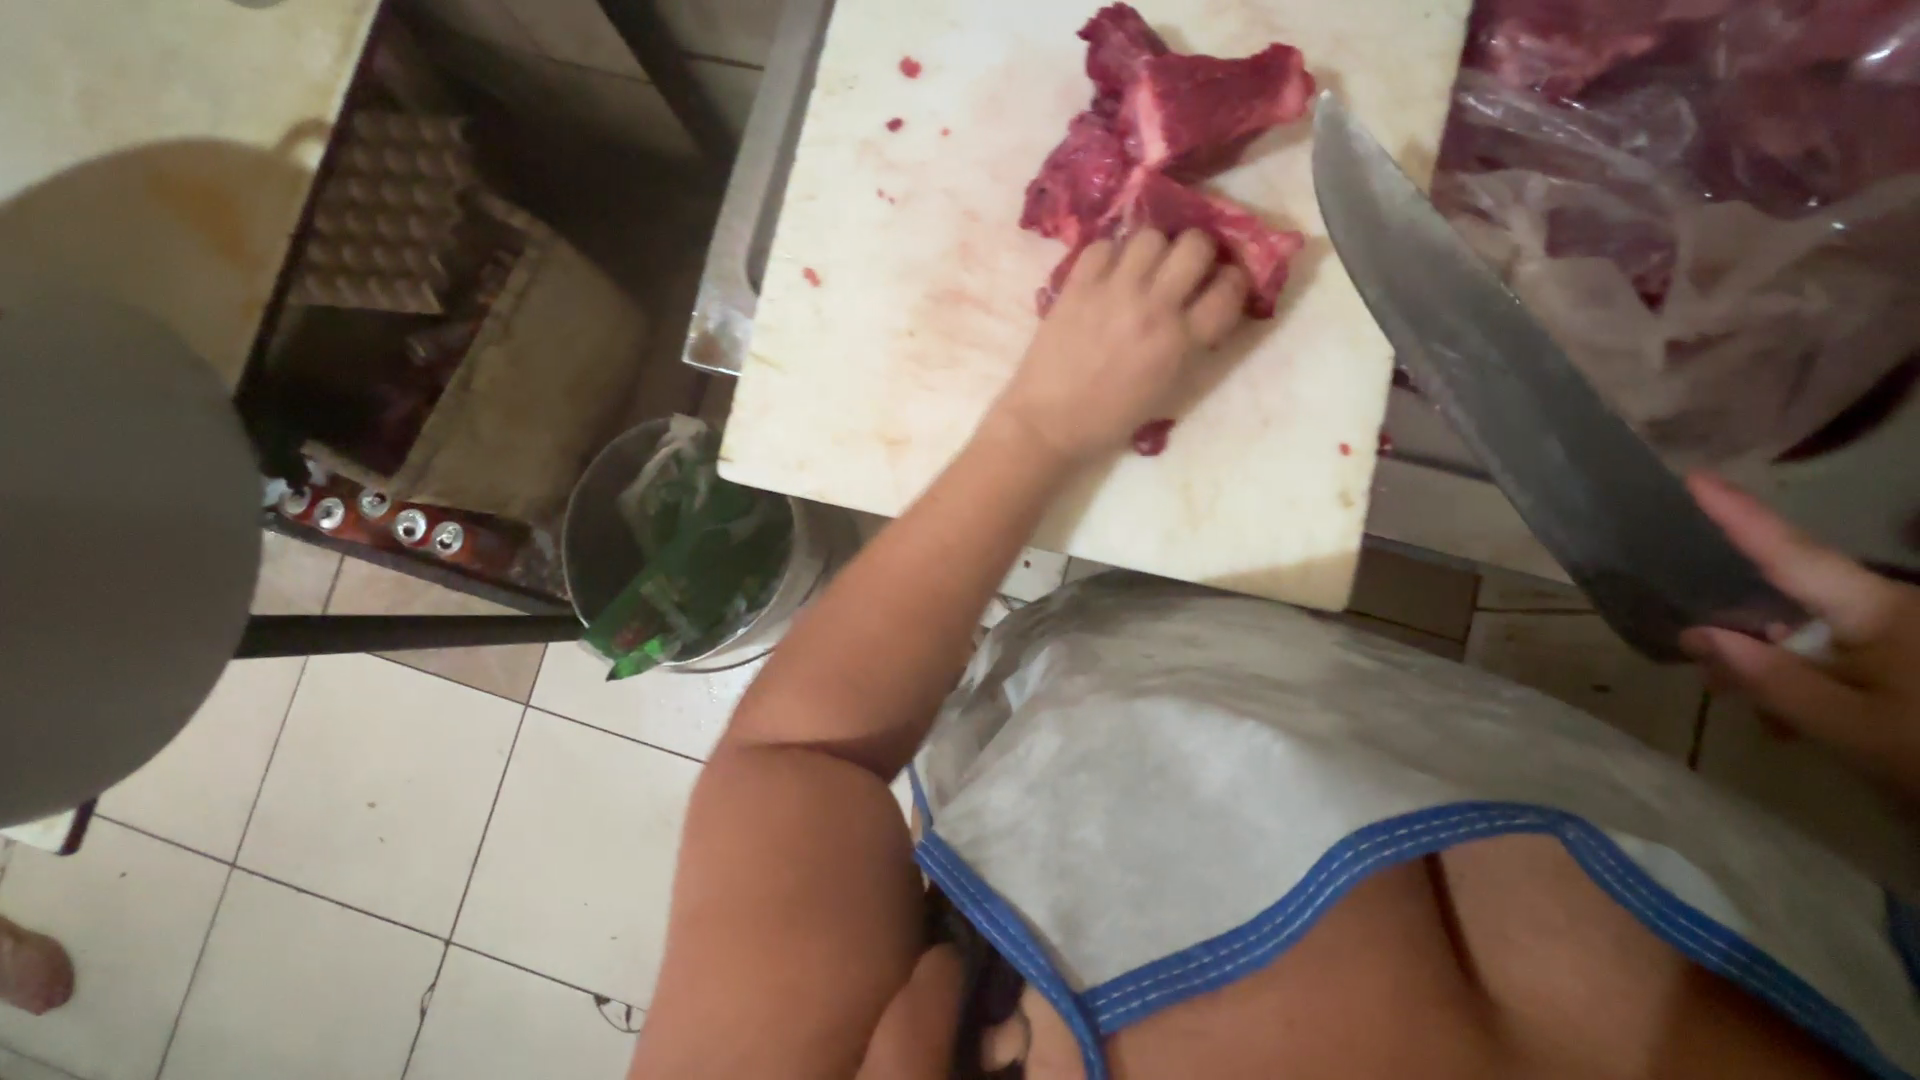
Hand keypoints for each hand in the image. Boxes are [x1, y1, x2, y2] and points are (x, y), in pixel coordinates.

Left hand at [989, 229, 1248, 463]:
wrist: (1048, 424)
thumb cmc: (1109, 420)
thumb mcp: (1166, 390)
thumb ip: (1190, 347)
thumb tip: (1202, 310)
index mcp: (1180, 342)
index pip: (1229, 289)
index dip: (1232, 281)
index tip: (1221, 284)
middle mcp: (1153, 308)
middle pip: (1194, 246)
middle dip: (1197, 251)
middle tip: (1183, 266)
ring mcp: (1113, 292)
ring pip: (1149, 236)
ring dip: (1153, 249)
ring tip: (1143, 267)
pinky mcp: (1076, 286)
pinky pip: (1102, 246)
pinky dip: (1109, 254)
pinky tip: (1106, 274)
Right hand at [1678, 473, 1919, 795]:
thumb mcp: (1849, 728)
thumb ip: (1769, 679)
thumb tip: (1697, 635)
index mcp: (1880, 611)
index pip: (1790, 554)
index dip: (1740, 516)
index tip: (1695, 477)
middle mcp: (1892, 608)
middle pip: (1793, 602)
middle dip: (1746, 633)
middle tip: (1710, 677)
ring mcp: (1905, 632)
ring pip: (1813, 634)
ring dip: (1777, 668)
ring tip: (1768, 718)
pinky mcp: (1911, 656)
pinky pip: (1840, 653)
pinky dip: (1810, 681)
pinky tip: (1800, 721)